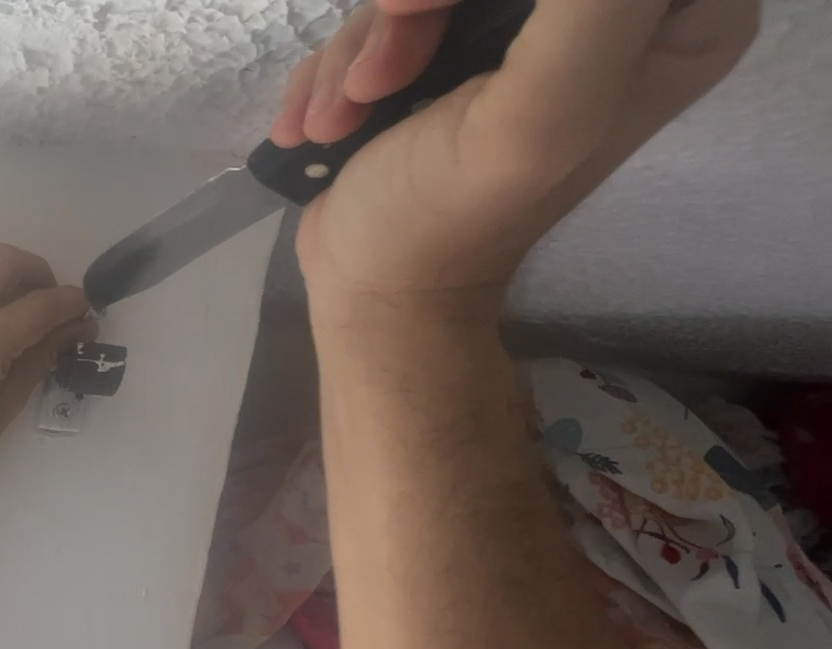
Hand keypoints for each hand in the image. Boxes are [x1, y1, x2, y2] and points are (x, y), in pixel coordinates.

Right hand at [271, 0, 757, 323]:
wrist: (370, 288)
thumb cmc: (449, 218)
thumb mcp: (538, 113)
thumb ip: (589, 5)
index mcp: (663, 17)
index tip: (414, 13)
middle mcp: (588, 17)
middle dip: (402, 17)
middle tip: (370, 87)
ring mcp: (500, 40)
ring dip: (350, 60)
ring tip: (334, 130)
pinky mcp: (431, 64)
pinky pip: (369, 27)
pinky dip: (328, 77)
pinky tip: (315, 130)